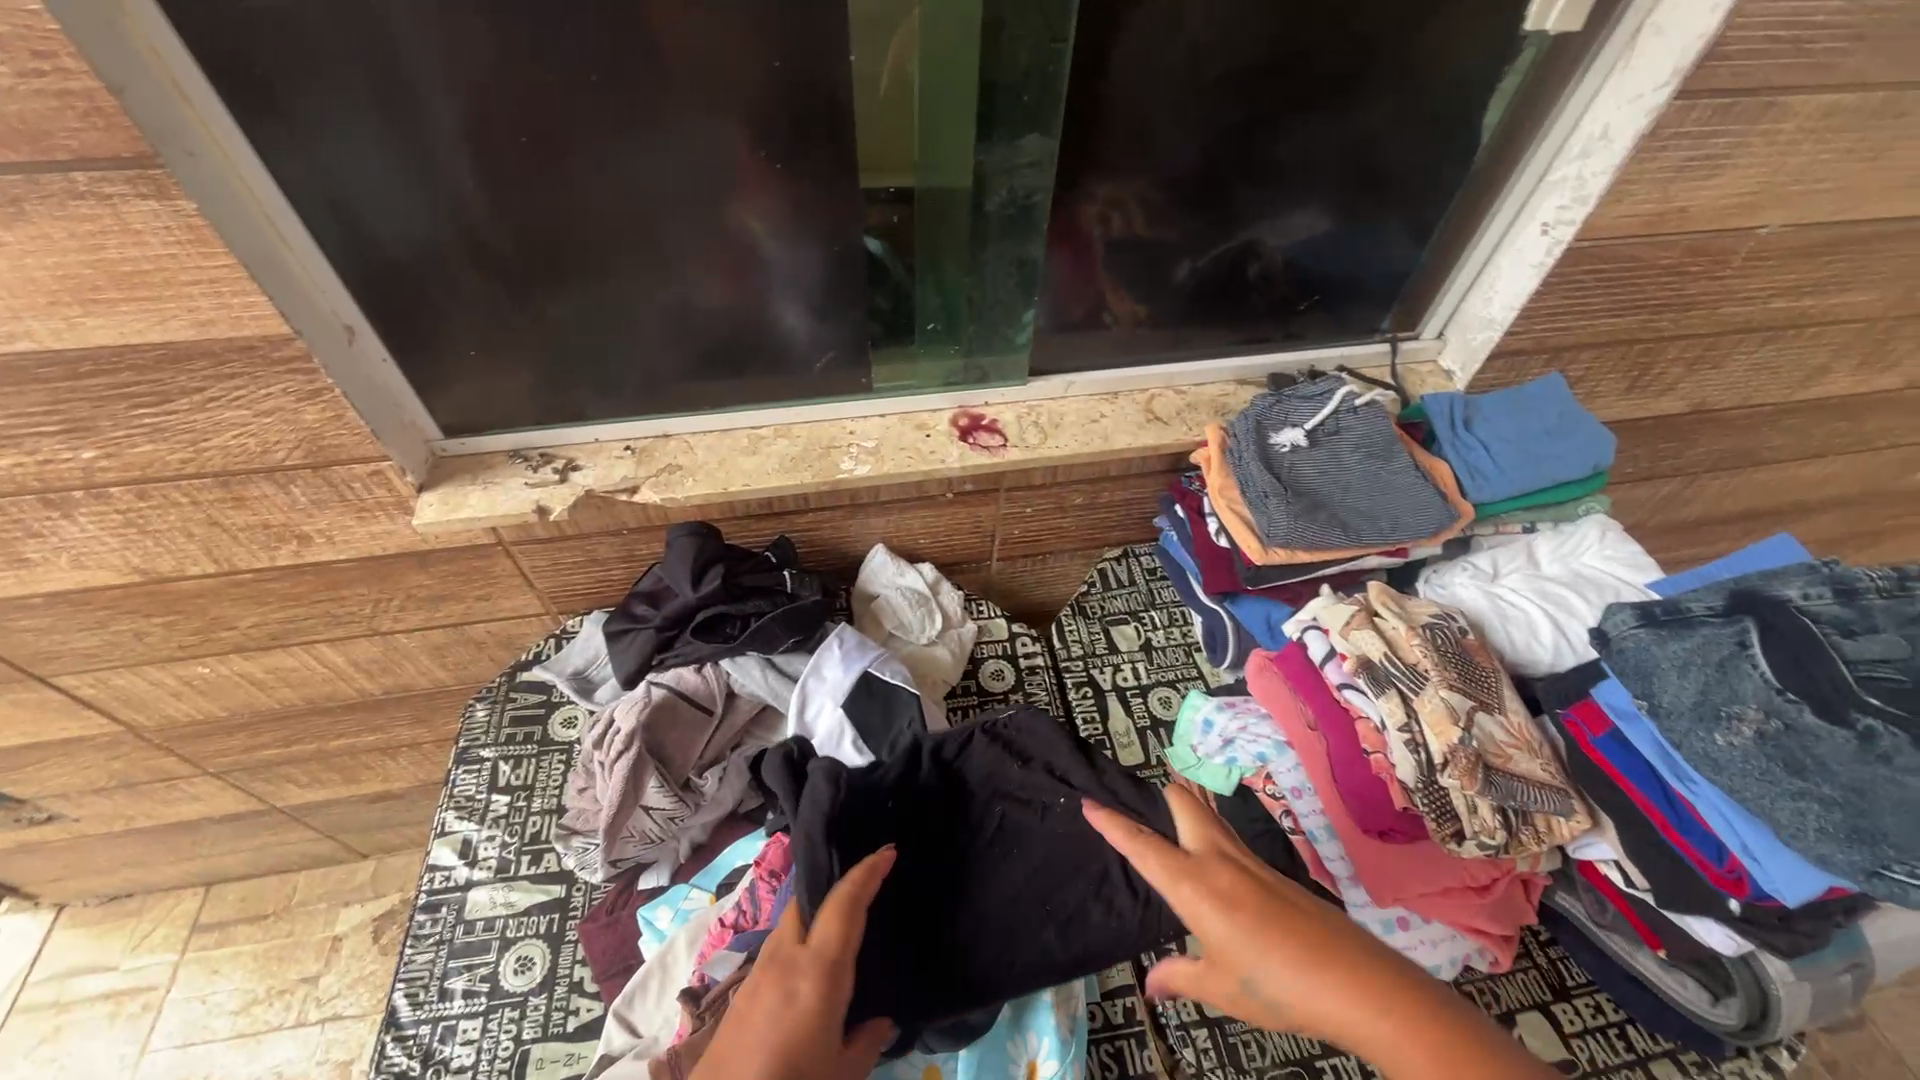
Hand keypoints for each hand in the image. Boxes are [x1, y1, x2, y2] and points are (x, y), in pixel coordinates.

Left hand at [689, 847, 898, 1079]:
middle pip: (807, 901)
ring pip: (789, 924)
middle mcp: (785, 959)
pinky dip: (797, 945)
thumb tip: (881, 1021)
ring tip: (840, 931)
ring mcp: (757, 974)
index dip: (867, 873)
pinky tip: (808, 974)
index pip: (845, 905)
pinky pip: (776, 951)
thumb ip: (866, 1043)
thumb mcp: (842, 1075)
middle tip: (864, 887)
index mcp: (818, 972)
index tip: (887, 851)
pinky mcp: (740, 994)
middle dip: (834, 886)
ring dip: (814, 916)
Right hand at [1082, 786, 1446, 1046]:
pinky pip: (1232, 840)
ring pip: (1212, 817)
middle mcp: (1218, 861)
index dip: (1112, 824)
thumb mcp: (1219, 988)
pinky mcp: (1275, 874)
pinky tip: (1217, 859)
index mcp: (1194, 885)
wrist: (1355, 982)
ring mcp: (1251, 863)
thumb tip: (1151, 985)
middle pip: (1185, 805)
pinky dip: (1213, 832)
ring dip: (1191, 805)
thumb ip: (1180, 978)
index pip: (1142, 846)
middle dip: (1163, 792)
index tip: (1089, 802)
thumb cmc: (1276, 985)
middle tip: (1142, 793)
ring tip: (1175, 807)